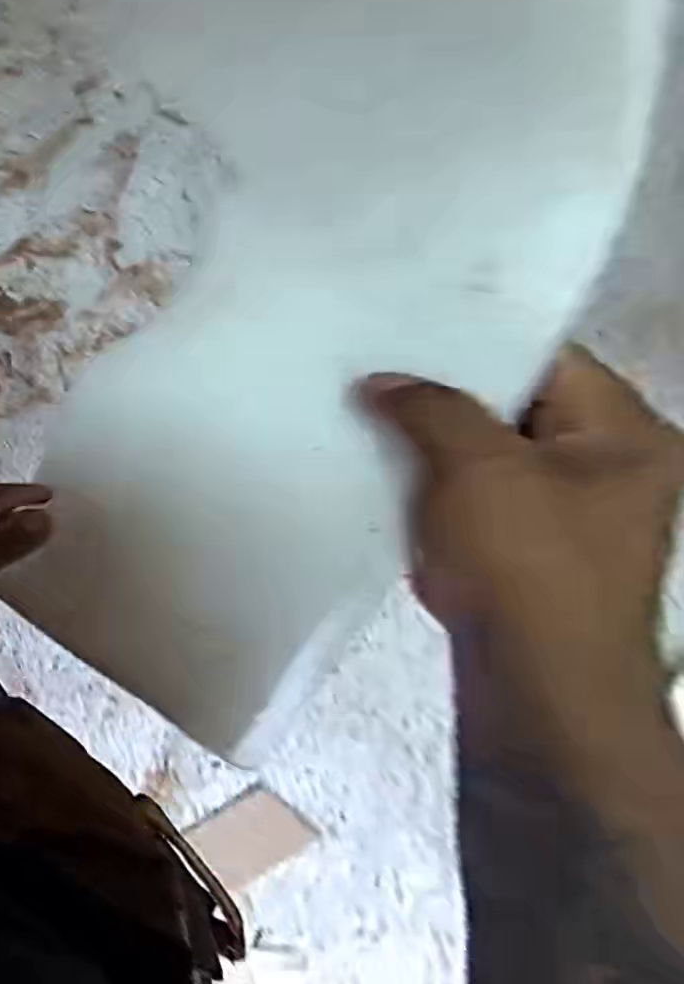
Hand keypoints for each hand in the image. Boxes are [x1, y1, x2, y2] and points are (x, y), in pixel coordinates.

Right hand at [359, 345, 683, 771]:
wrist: (530, 652)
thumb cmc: (524, 552)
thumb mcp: (480, 467)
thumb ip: (433, 411)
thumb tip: (383, 380)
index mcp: (624, 435)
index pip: (552, 362)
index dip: (480, 342)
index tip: (407, 331)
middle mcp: (596, 460)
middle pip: (509, 402)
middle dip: (439, 389)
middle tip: (369, 368)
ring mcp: (550, 498)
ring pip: (476, 443)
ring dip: (422, 431)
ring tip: (358, 408)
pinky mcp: (506, 528)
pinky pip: (457, 480)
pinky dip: (418, 468)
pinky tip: (370, 458)